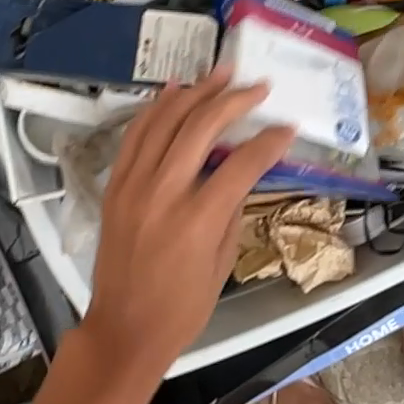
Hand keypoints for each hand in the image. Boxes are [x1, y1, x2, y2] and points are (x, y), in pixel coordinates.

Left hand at [81, 67, 295, 376]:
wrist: (124, 330)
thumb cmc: (182, 308)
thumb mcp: (223, 263)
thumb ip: (233, 209)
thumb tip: (244, 170)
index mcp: (198, 219)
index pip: (242, 163)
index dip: (270, 141)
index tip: (287, 127)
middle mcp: (164, 192)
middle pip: (201, 127)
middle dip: (234, 100)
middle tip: (256, 87)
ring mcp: (133, 185)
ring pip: (165, 121)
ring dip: (195, 92)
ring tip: (220, 73)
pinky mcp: (115, 186)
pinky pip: (136, 135)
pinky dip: (156, 109)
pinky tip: (174, 91)